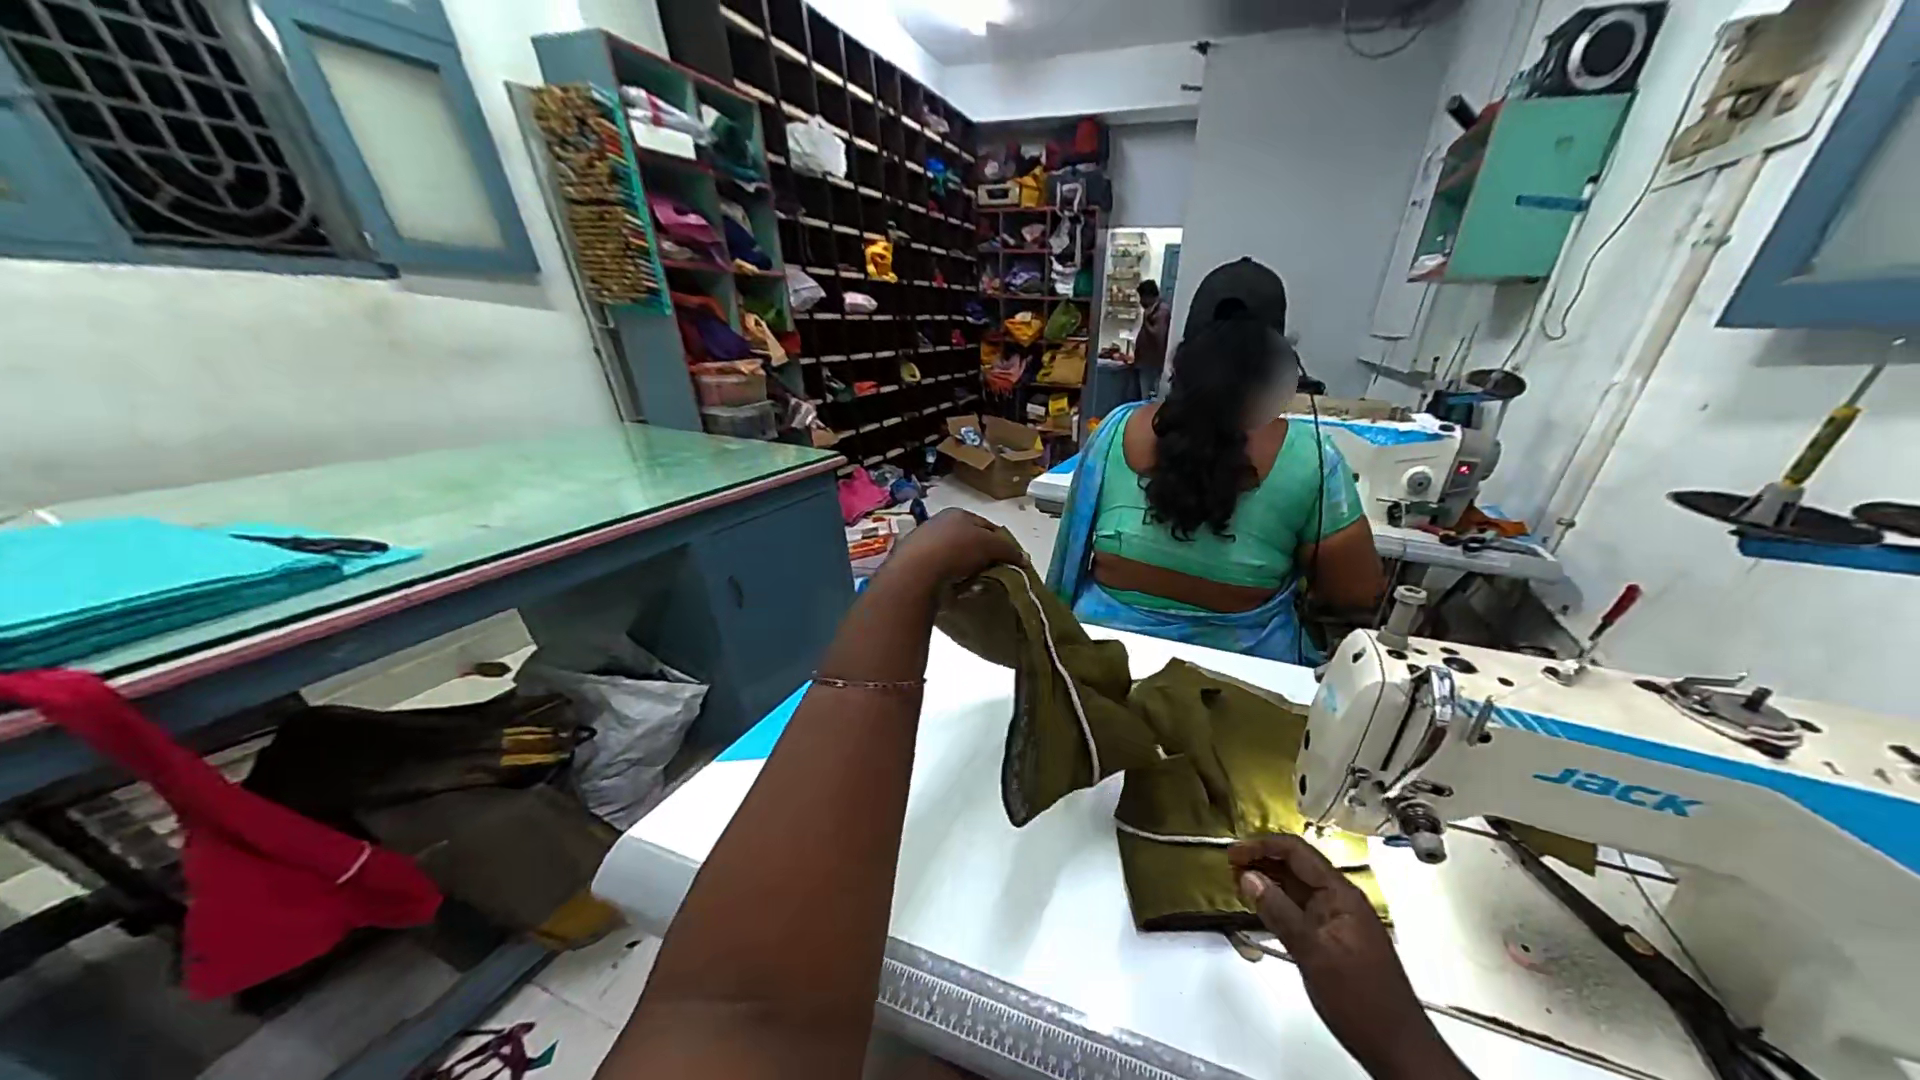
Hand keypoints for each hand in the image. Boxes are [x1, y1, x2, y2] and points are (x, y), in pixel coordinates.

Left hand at [879, 509, 1024, 591]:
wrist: (916, 570)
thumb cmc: (956, 549)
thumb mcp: (989, 545)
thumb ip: (1008, 550)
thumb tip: (1024, 559)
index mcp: (957, 513)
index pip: (986, 525)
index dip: (1000, 540)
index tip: (1009, 557)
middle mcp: (938, 523)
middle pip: (968, 539)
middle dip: (981, 554)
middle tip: (994, 571)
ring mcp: (923, 542)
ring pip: (952, 554)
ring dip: (964, 566)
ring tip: (975, 583)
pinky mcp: (913, 563)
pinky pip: (939, 569)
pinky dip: (948, 577)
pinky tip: (954, 587)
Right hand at [1230, 835, 1468, 1079]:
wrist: (1398, 1051)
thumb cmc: (1365, 1005)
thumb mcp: (1314, 955)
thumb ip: (1279, 912)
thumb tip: (1249, 877)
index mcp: (1342, 896)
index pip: (1297, 852)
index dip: (1261, 846)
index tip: (1234, 853)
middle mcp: (1340, 901)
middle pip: (1296, 864)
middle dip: (1261, 860)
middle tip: (1231, 867)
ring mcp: (1336, 919)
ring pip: (1295, 885)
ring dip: (1266, 879)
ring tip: (1238, 883)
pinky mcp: (1331, 937)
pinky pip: (1298, 907)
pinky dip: (1275, 901)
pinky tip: (1260, 906)